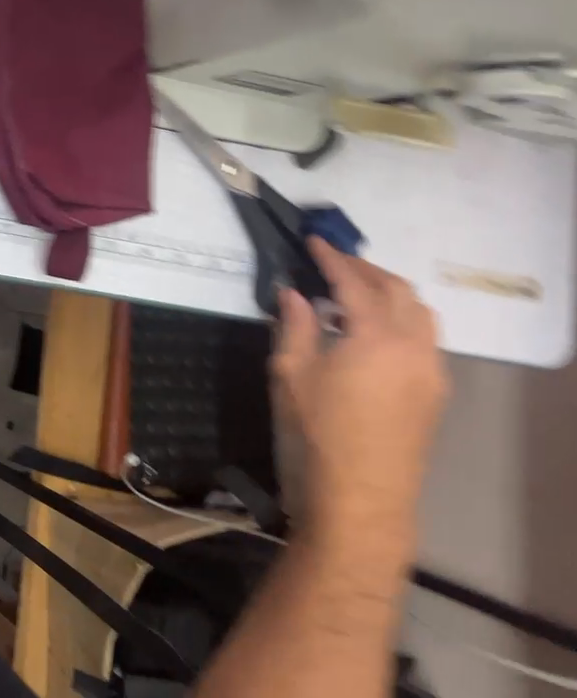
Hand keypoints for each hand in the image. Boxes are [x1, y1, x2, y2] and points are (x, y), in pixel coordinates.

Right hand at [273, 240, 448, 553]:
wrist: (362, 485)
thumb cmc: (317, 424)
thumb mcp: (291, 370)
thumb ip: (296, 326)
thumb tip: (295, 294)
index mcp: (376, 337)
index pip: (356, 284)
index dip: (334, 259)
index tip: (314, 242)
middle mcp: (415, 346)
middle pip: (400, 292)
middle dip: (366, 270)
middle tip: (333, 261)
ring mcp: (432, 368)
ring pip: (420, 313)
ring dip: (388, 293)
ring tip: (351, 292)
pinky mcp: (434, 388)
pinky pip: (423, 337)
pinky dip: (398, 318)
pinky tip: (366, 330)